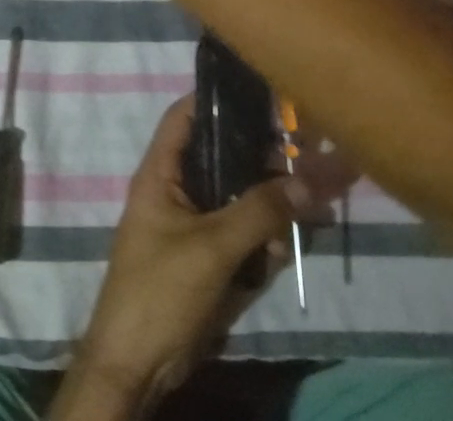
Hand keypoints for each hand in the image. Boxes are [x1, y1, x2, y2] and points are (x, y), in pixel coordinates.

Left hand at [52, 97, 311, 418]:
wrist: (138, 363)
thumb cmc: (161, 291)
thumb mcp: (214, 246)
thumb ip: (262, 210)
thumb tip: (314, 177)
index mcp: (160, 174)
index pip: (184, 116)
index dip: (217, 97)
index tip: (264, 89)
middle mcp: (176, 190)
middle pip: (223, 156)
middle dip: (265, 160)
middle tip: (310, 157)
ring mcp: (193, 223)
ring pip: (240, 196)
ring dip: (271, 206)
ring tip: (306, 214)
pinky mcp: (208, 255)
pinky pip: (243, 231)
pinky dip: (265, 237)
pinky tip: (284, 250)